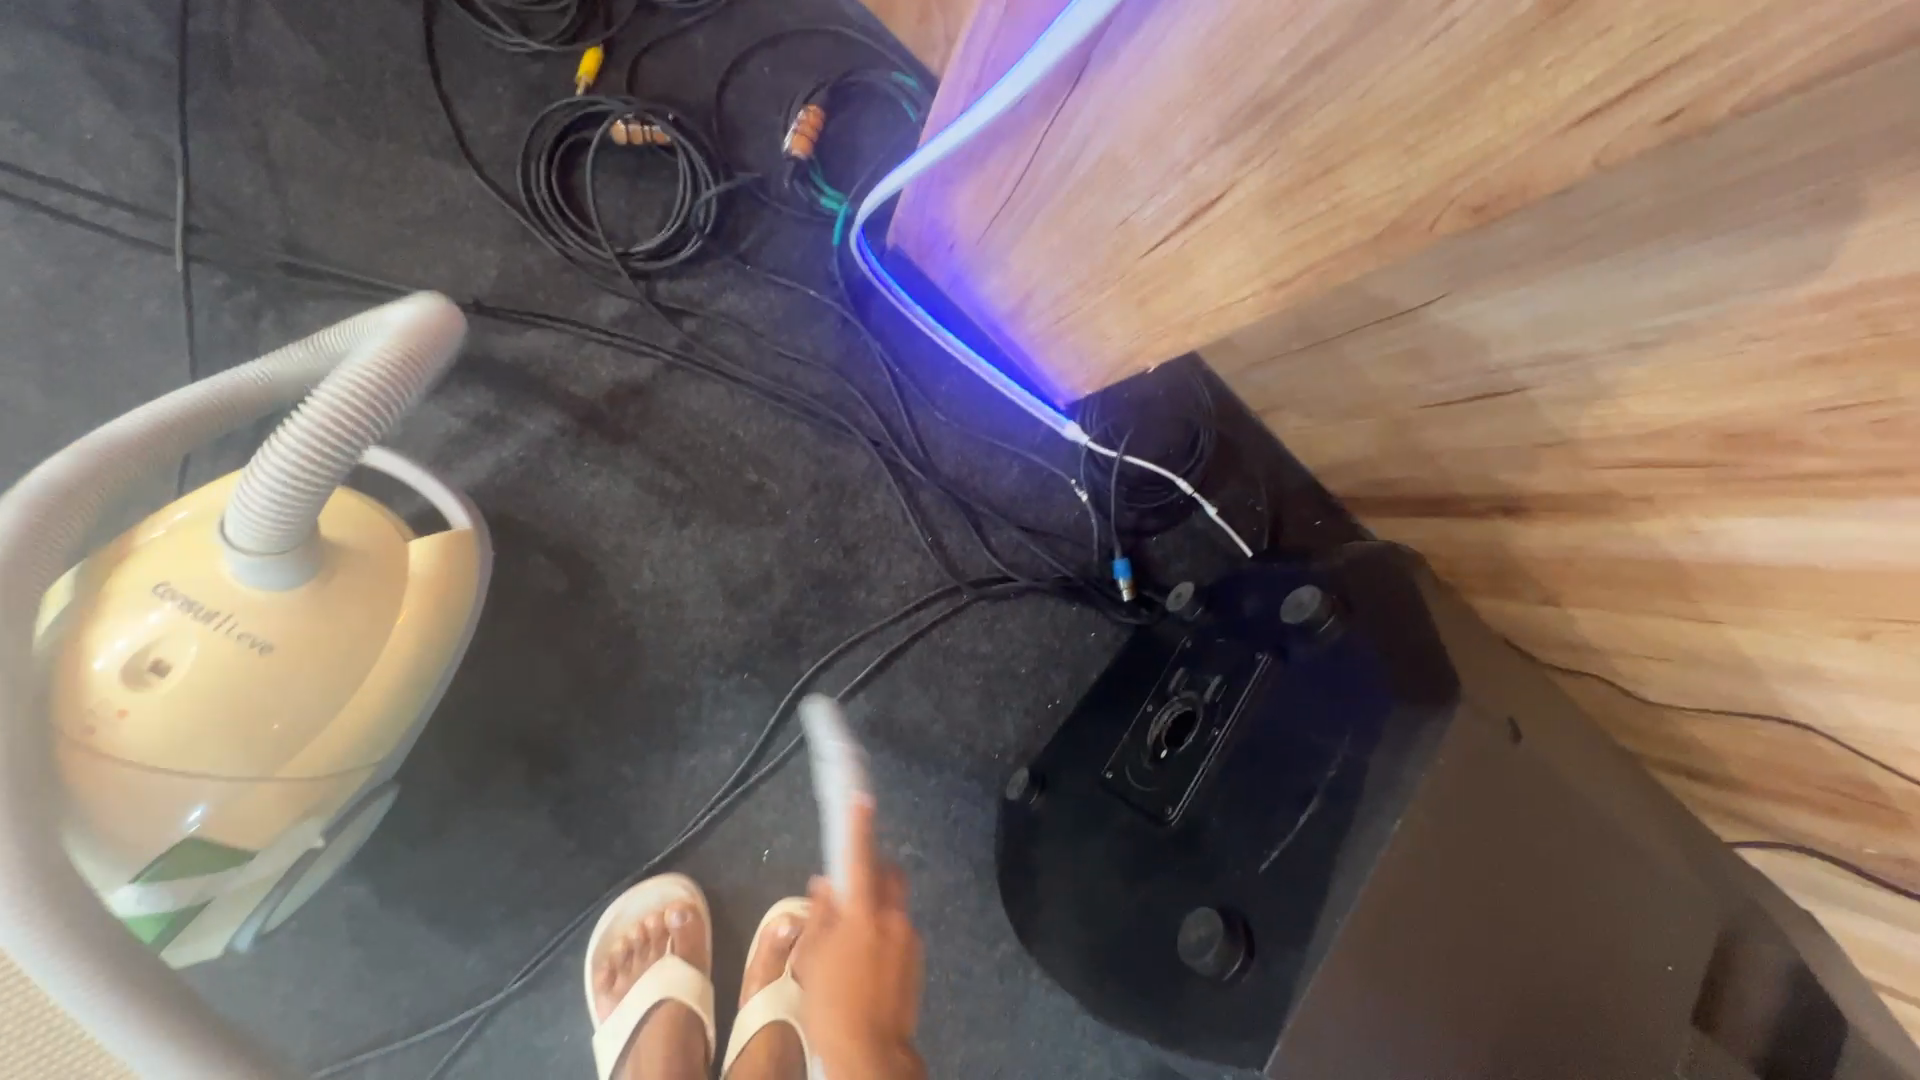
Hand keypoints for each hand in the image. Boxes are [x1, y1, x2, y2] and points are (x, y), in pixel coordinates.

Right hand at [801, 795, 926, 1079]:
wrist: (871, 1053)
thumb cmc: (831, 1006)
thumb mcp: (813, 960)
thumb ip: (821, 916)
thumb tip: (826, 885)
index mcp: (862, 914)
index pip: (859, 858)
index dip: (858, 826)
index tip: (860, 798)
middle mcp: (893, 917)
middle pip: (889, 873)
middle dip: (874, 867)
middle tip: (850, 883)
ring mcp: (909, 937)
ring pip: (895, 902)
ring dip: (878, 901)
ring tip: (854, 931)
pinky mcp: (917, 957)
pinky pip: (900, 927)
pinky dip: (885, 928)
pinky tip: (868, 958)